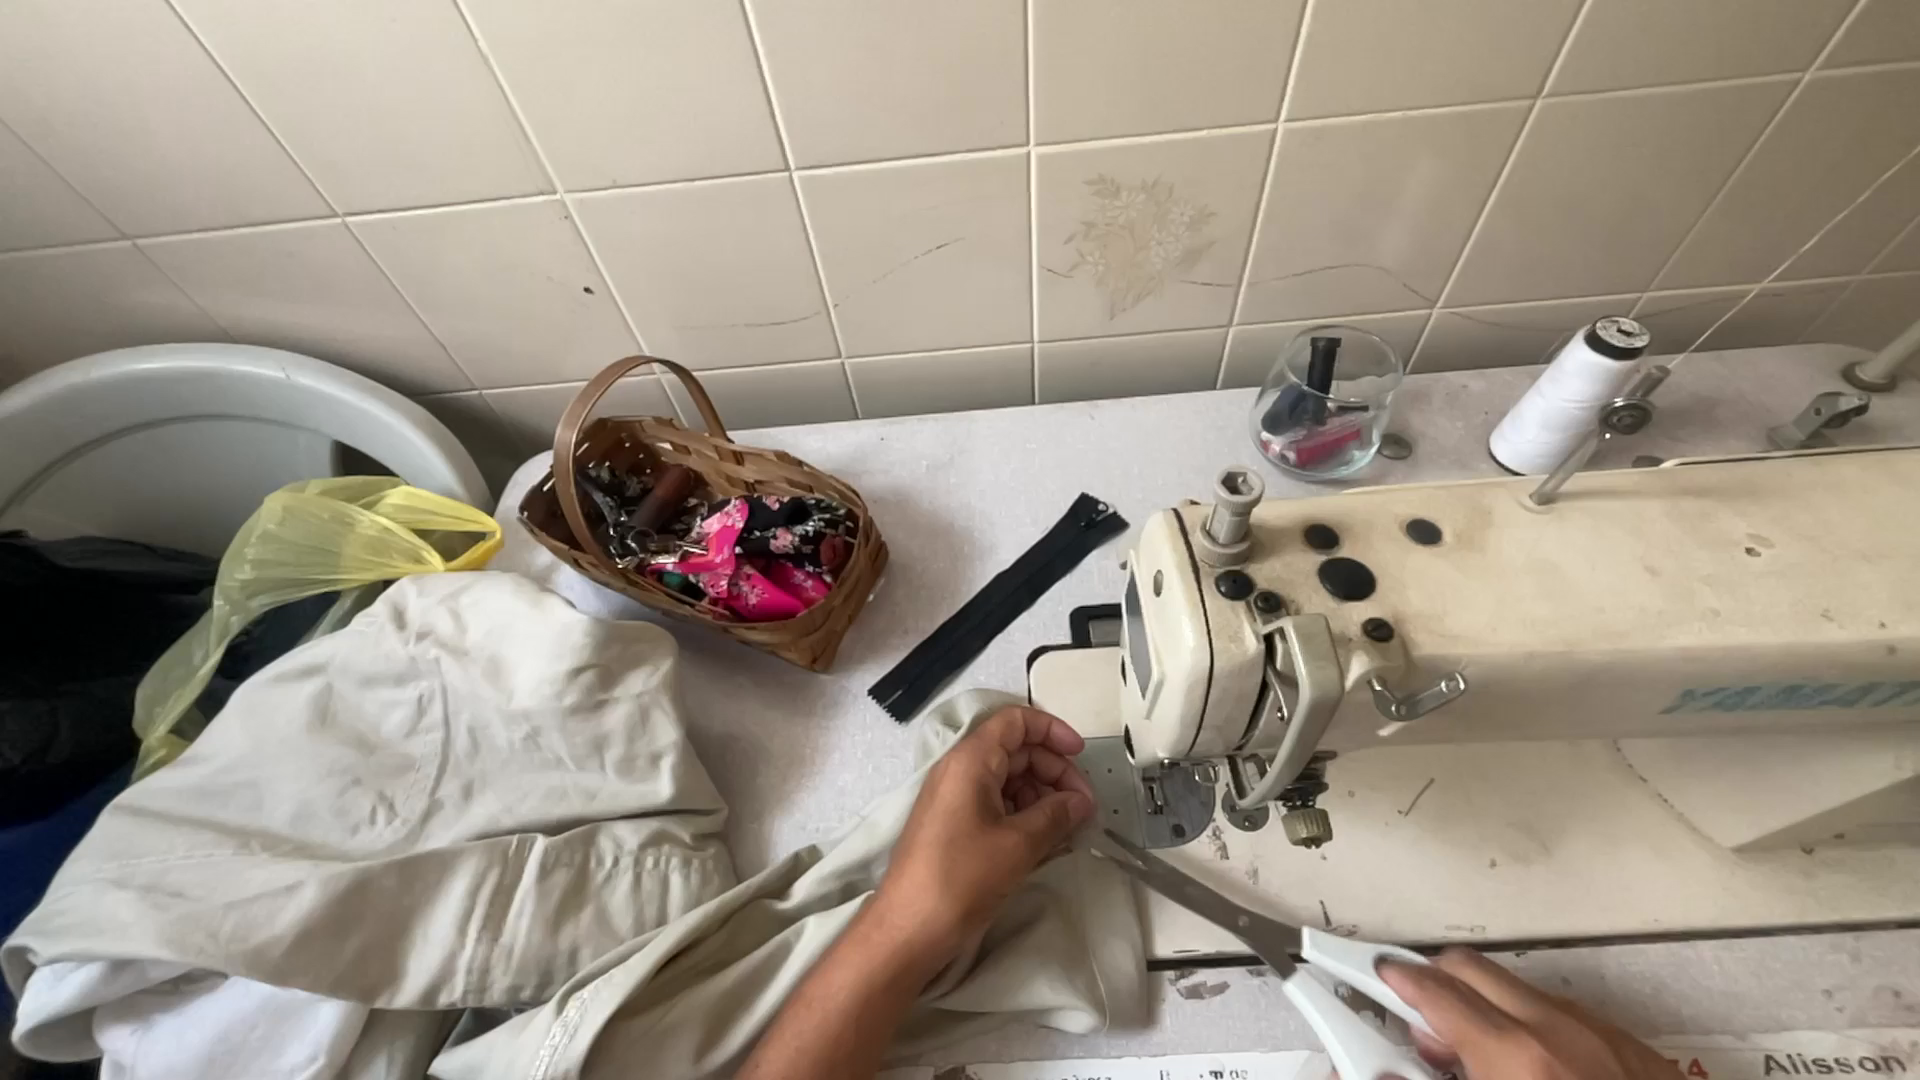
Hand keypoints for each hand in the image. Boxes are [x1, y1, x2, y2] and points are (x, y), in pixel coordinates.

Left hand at [867, 706, 1096, 966]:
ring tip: (1068, 826)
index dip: (1052, 729)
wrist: (907, 930)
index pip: (1015, 721)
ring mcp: (955, 796)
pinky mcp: (954, 823)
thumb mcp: (1017, 845)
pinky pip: (996, 802)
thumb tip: (1081, 801)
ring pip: (1008, 777)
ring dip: (1042, 795)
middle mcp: (960, 769)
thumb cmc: (961, 878)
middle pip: (1016, 749)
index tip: (1080, 754)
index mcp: (970, 759)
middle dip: (1054, 770)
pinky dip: (1024, 813)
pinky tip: (1045, 838)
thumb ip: (1055, 815)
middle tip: (1084, 805)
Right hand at [1379, 948, 1678, 1079]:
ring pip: (1520, 989)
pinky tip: (1542, 1068)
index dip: (1390, 977)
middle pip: (1469, 967)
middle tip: (1414, 1009)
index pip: (1429, 988)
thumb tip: (1381, 1072)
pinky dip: (1539, 1025)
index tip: (1368, 973)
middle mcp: (1558, 1031)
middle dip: (1432, 977)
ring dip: (1485, 1002)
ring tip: (1479, 1049)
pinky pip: (1572, 1017)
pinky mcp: (1647, 1057)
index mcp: (1513, 1055)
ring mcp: (1607, 1040)